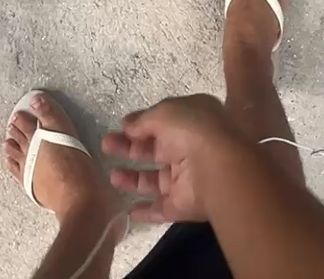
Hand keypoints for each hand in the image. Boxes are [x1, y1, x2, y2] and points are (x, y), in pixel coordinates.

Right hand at [103, 94, 245, 222]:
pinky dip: (145, 211)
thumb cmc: (191, 130)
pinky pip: (160, 208)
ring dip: (132, 178)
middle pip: (154, 149)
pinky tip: (127, 209)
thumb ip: (144, 119)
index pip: (163, 121)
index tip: (121, 126)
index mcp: (191, 119)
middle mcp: (189, 147)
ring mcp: (186, 178)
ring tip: (111, 176)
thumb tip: (127, 124)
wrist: (217, 169)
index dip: (141, 123)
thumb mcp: (164, 112)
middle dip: (129, 147)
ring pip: (154, 179)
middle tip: (106, 146)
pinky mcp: (182, 205)